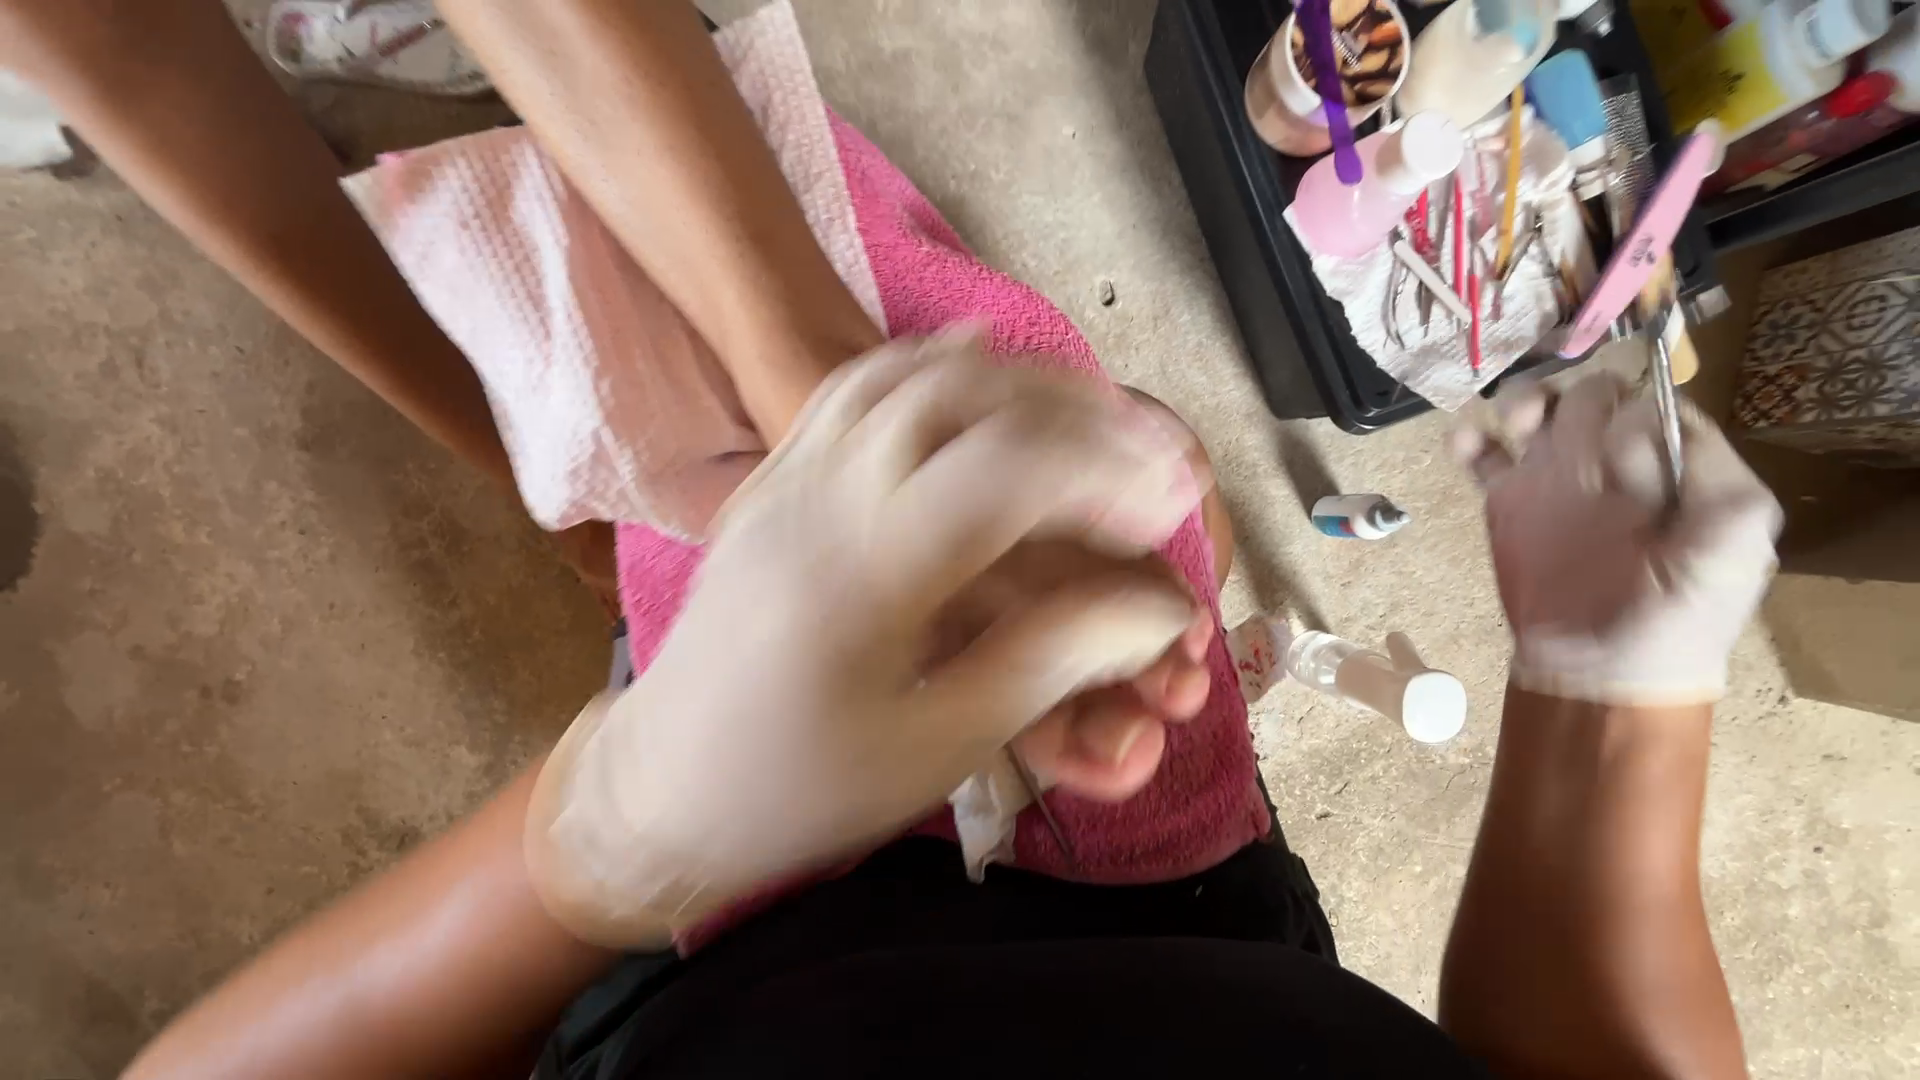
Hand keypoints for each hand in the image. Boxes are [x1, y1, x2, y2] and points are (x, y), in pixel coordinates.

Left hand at [525, 335, 1208, 944]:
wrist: (660, 789)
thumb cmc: (802, 791)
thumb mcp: (937, 746)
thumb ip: (1051, 661)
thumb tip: (1155, 609)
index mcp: (864, 571)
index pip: (1010, 470)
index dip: (1107, 472)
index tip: (1171, 501)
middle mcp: (822, 495)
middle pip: (966, 396)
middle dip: (1074, 410)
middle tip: (1144, 443)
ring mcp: (789, 475)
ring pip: (911, 376)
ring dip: (1010, 379)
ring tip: (1079, 410)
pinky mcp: (773, 478)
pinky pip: (856, 389)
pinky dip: (934, 368)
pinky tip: (977, 373)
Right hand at [1452, 374, 1780, 705]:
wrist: (1602, 667)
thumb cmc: (1681, 611)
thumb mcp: (1734, 542)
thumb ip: (1715, 475)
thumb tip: (1654, 419)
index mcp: (1668, 467)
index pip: (1651, 406)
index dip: (1634, 416)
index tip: (1623, 460)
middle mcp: (1609, 465)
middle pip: (1589, 397)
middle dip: (1577, 400)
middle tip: (1568, 440)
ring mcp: (1552, 482)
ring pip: (1535, 412)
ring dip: (1522, 400)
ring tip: (1515, 420)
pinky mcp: (1505, 504)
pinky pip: (1482, 457)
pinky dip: (1467, 438)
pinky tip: (1463, 440)